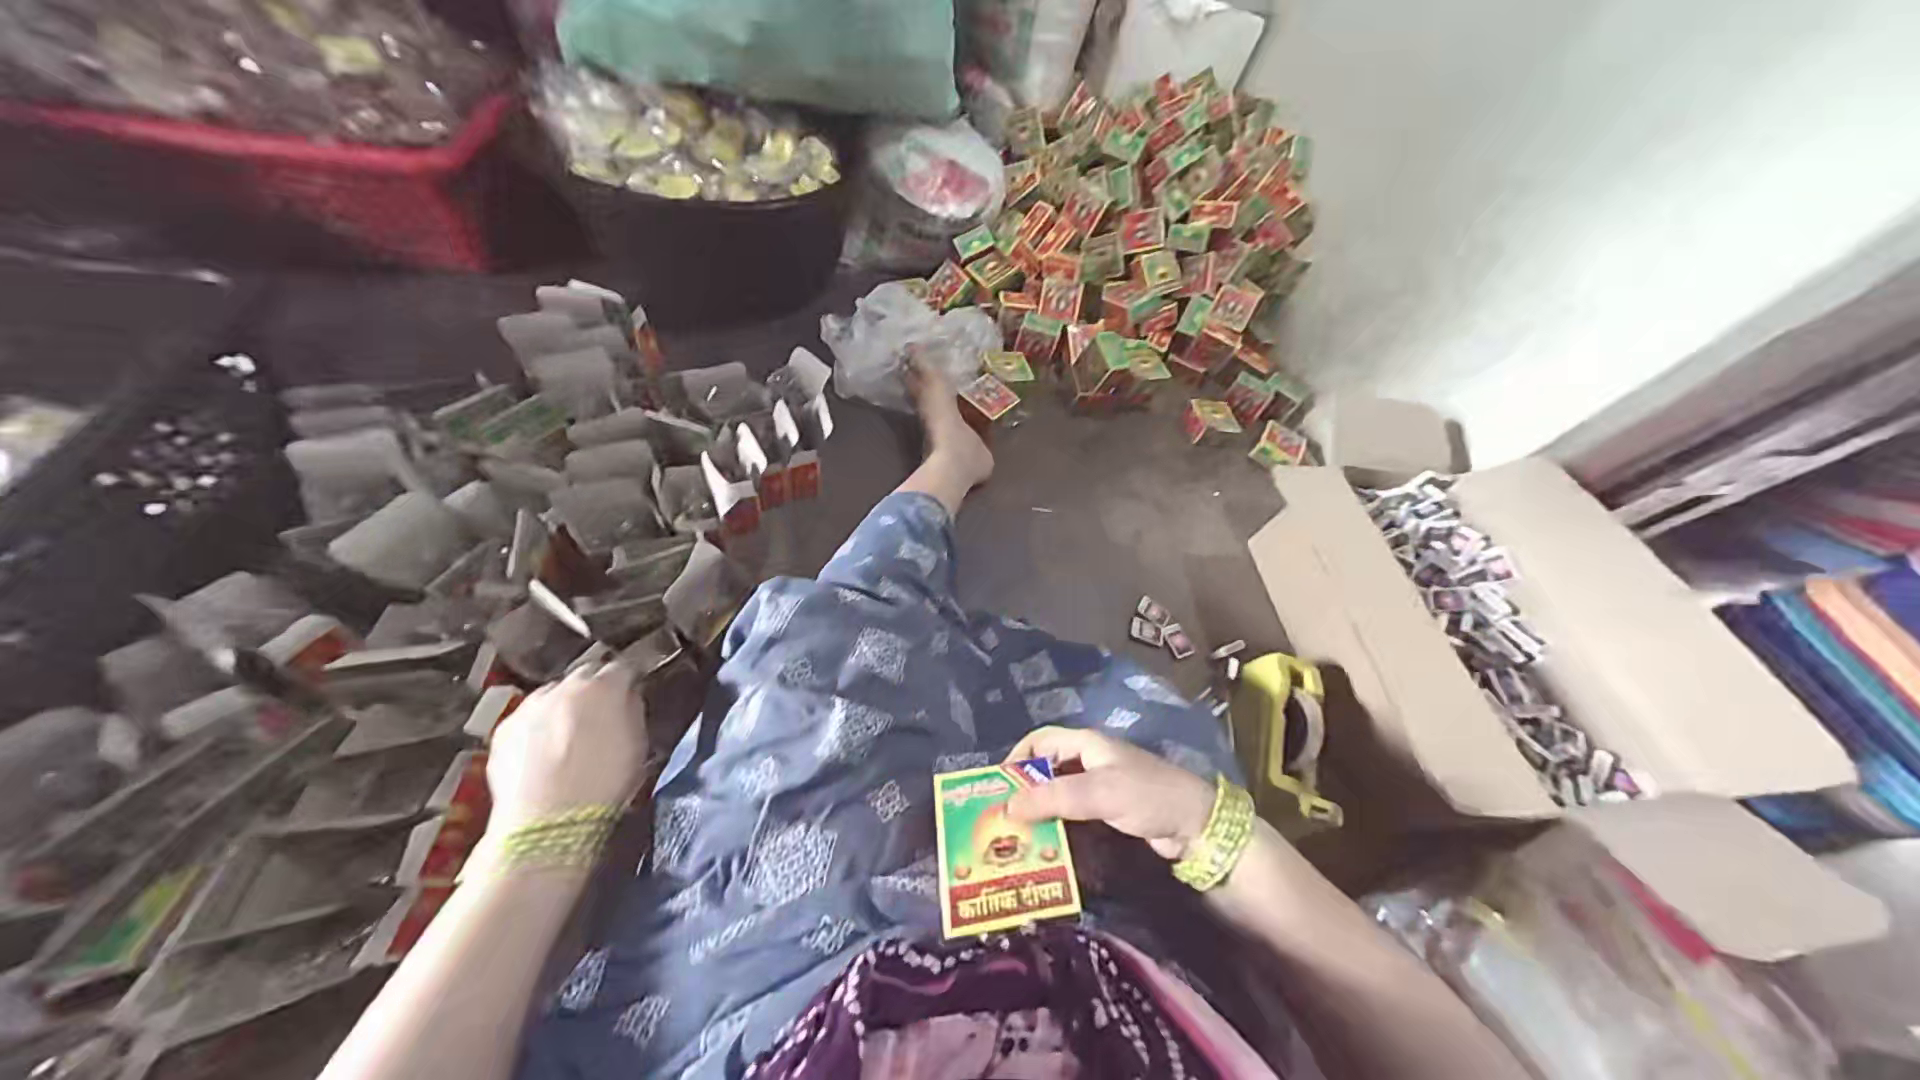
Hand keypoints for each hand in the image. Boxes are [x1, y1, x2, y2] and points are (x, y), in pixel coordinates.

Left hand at [485, 660, 648, 832]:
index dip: (629, 679)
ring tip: (570, 736)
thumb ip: (633, 710)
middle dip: (595, 689)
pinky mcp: (504, 730)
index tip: (632, 688)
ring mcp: (531, 707)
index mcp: (606, 686)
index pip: (623, 667)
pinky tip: (544, 752)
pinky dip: (538, 727)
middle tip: (602, 713)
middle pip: (585, 675)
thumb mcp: (639, 745)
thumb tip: (627, 698)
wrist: (545, 824)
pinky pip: (528, 718)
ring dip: (564, 707)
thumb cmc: (604, 786)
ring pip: (553, 695)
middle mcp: (565, 687)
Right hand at [1003, 726, 1215, 860]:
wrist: (1196, 825)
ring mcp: (1099, 785)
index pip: (1038, 741)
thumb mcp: (1096, 793)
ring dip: (1039, 811)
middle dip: (1024, 790)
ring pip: (1058, 793)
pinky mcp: (1108, 809)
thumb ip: (1052, 798)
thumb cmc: (1145, 795)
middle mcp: (1089, 760)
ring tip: (1017, 836)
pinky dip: (1057, 824)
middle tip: (1002, 818)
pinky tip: (1046, 845)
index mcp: (1085, 743)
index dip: (1015, 759)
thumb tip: (1006, 807)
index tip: (996, 788)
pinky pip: (1073, 812)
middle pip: (1045, 768)